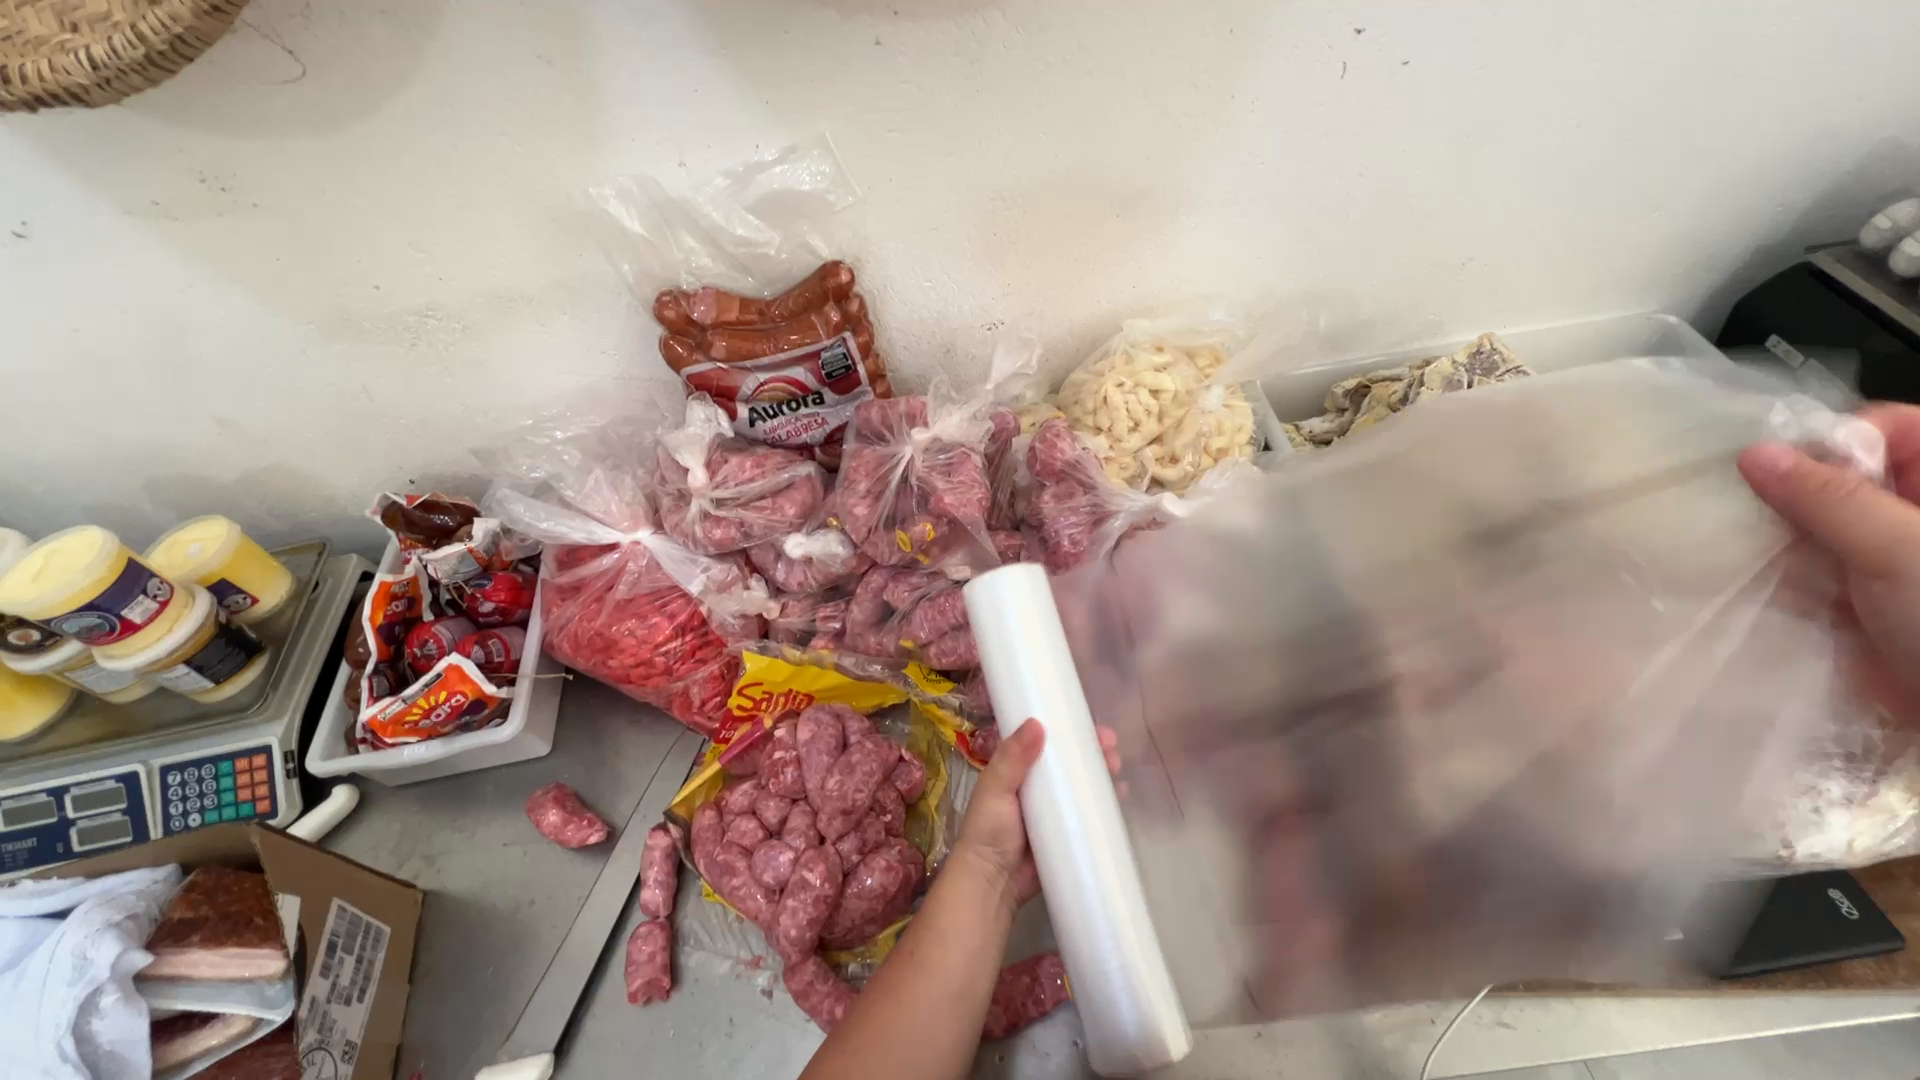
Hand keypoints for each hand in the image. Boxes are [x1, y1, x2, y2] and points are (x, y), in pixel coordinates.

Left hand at [949, 721, 1122, 914]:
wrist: (993, 885)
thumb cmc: (988, 831)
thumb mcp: (995, 789)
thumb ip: (1012, 759)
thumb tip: (1037, 722)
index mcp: (1016, 770)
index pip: (1045, 742)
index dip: (1068, 731)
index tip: (1089, 725)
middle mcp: (1036, 787)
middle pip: (1069, 762)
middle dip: (1092, 751)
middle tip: (1111, 747)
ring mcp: (1053, 811)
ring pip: (1082, 785)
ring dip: (1101, 773)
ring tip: (1117, 768)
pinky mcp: (1067, 834)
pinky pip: (1089, 814)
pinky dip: (1104, 803)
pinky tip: (1120, 796)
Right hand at [1739, 403, 1919, 722]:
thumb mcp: (1899, 549)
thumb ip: (1828, 498)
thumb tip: (1753, 452)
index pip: (1886, 428)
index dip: (1828, 440)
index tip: (1770, 471)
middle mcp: (1916, 516)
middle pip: (1842, 477)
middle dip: (1789, 493)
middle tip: (1744, 512)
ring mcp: (1891, 559)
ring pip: (1817, 525)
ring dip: (1782, 539)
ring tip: (1746, 551)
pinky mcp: (1865, 598)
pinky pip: (1811, 570)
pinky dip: (1784, 575)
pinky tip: (1759, 584)